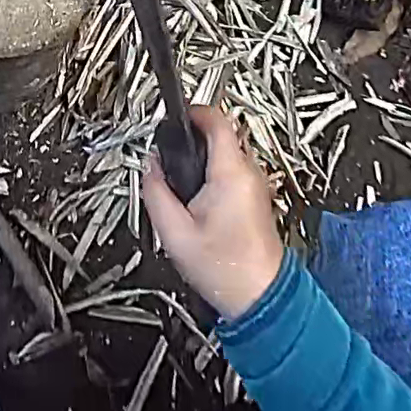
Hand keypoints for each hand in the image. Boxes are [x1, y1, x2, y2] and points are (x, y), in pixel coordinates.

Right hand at [143, 105, 284, 318]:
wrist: (260, 299)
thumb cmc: (224, 269)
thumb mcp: (174, 231)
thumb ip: (155, 191)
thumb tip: (150, 166)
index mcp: (230, 173)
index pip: (215, 120)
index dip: (193, 111)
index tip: (176, 116)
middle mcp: (248, 173)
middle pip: (219, 135)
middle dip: (192, 141)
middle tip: (172, 157)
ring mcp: (256, 184)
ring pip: (226, 153)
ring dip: (204, 158)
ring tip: (183, 181)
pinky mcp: (257, 197)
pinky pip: (233, 171)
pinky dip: (215, 173)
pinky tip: (200, 198)